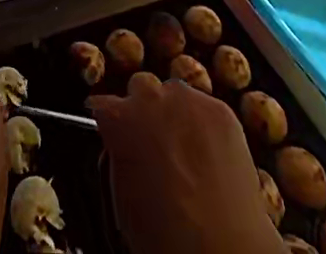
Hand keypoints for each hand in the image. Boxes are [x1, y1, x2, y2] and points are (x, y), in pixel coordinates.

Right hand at [88, 77, 287, 253]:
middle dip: (141, 109)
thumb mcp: (121, 197)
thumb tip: (122, 144)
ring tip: (181, 148)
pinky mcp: (222, 109)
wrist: (219, 244)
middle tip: (149, 142)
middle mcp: (155, 98)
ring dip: (173, 111)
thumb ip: (118, 155)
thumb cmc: (163, 232)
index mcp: (121, 118)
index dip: (107, 122)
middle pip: (141, 88)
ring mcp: (192, 100)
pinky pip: (204, 106)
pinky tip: (206, 154)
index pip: (103, 105)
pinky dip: (201, 122)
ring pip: (175, 93)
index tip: (112, 131)